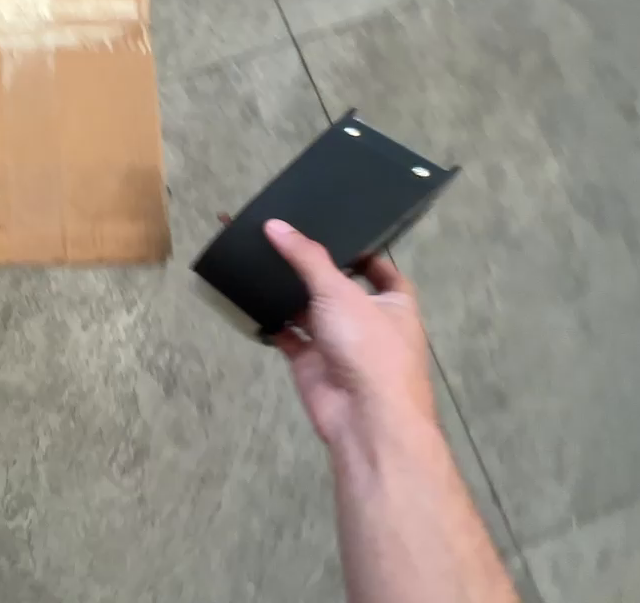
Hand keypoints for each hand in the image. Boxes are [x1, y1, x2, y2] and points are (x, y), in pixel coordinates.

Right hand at [266, 219, 436, 450]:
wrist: (364, 415)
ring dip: (286, 292)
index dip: (364, 255)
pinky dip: (268, 318)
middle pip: (338, 288)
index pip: (384, 274)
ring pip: (308, 310)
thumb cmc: (369, 348)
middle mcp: (368, 323)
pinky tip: (245, 298)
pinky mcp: (311, 359)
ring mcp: (338, 342)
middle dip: (311, 270)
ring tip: (254, 262)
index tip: (333, 235)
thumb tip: (275, 224)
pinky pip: (286, 332)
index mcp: (394, 307)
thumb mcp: (339, 293)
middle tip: (278, 242)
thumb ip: (306, 258)